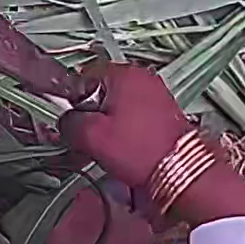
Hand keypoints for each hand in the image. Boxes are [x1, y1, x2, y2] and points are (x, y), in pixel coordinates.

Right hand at [56, 63, 187, 186]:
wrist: (179, 170)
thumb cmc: (140, 150)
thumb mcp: (90, 135)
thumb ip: (68, 122)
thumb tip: (65, 120)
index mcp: (124, 74)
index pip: (83, 75)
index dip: (70, 99)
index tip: (70, 119)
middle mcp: (142, 78)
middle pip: (99, 89)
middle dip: (88, 112)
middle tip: (86, 134)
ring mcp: (155, 93)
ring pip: (114, 103)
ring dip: (104, 121)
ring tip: (105, 143)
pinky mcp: (161, 111)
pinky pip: (130, 113)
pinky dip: (121, 127)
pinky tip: (120, 145)